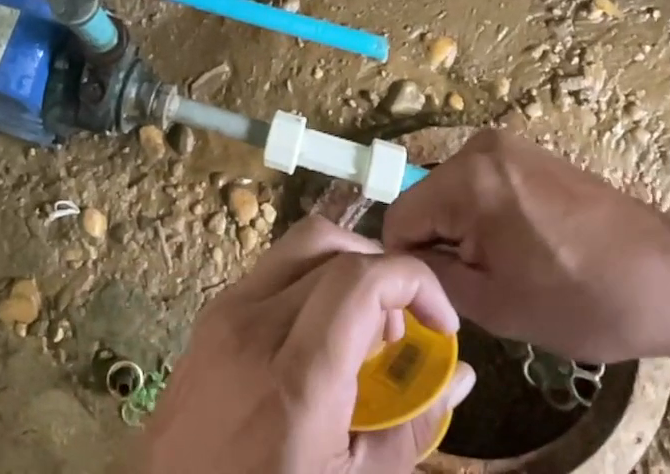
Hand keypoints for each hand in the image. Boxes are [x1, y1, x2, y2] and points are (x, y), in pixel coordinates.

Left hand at [140, 216, 475, 473]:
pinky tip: (322, 335)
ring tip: (365, 330)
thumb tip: (459, 375)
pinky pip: (272, 269)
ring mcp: (224, 313)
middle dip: (383, 272)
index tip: (442, 325)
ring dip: (346, 267)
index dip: (415, 282)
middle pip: (331, 245)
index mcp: (295, 376)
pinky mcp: (210, 315)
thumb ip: (410, 424)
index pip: (360, 278)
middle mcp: (254, 324)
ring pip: (298, 245)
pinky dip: (311, 280)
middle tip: (403, 329)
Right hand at [382, 130, 669, 362]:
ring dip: (466, 233)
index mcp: (467, 178)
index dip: (411, 261)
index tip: (443, 292)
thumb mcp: (494, 305)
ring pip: (452, 196)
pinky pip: (482, 187)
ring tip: (511, 268)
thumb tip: (400, 261)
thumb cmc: (584, 299)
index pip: (398, 217)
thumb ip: (431, 276)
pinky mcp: (530, 153)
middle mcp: (480, 147)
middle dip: (442, 244)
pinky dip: (489, 219)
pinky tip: (527, 248)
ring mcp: (508, 145)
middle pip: (426, 201)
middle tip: (484, 284)